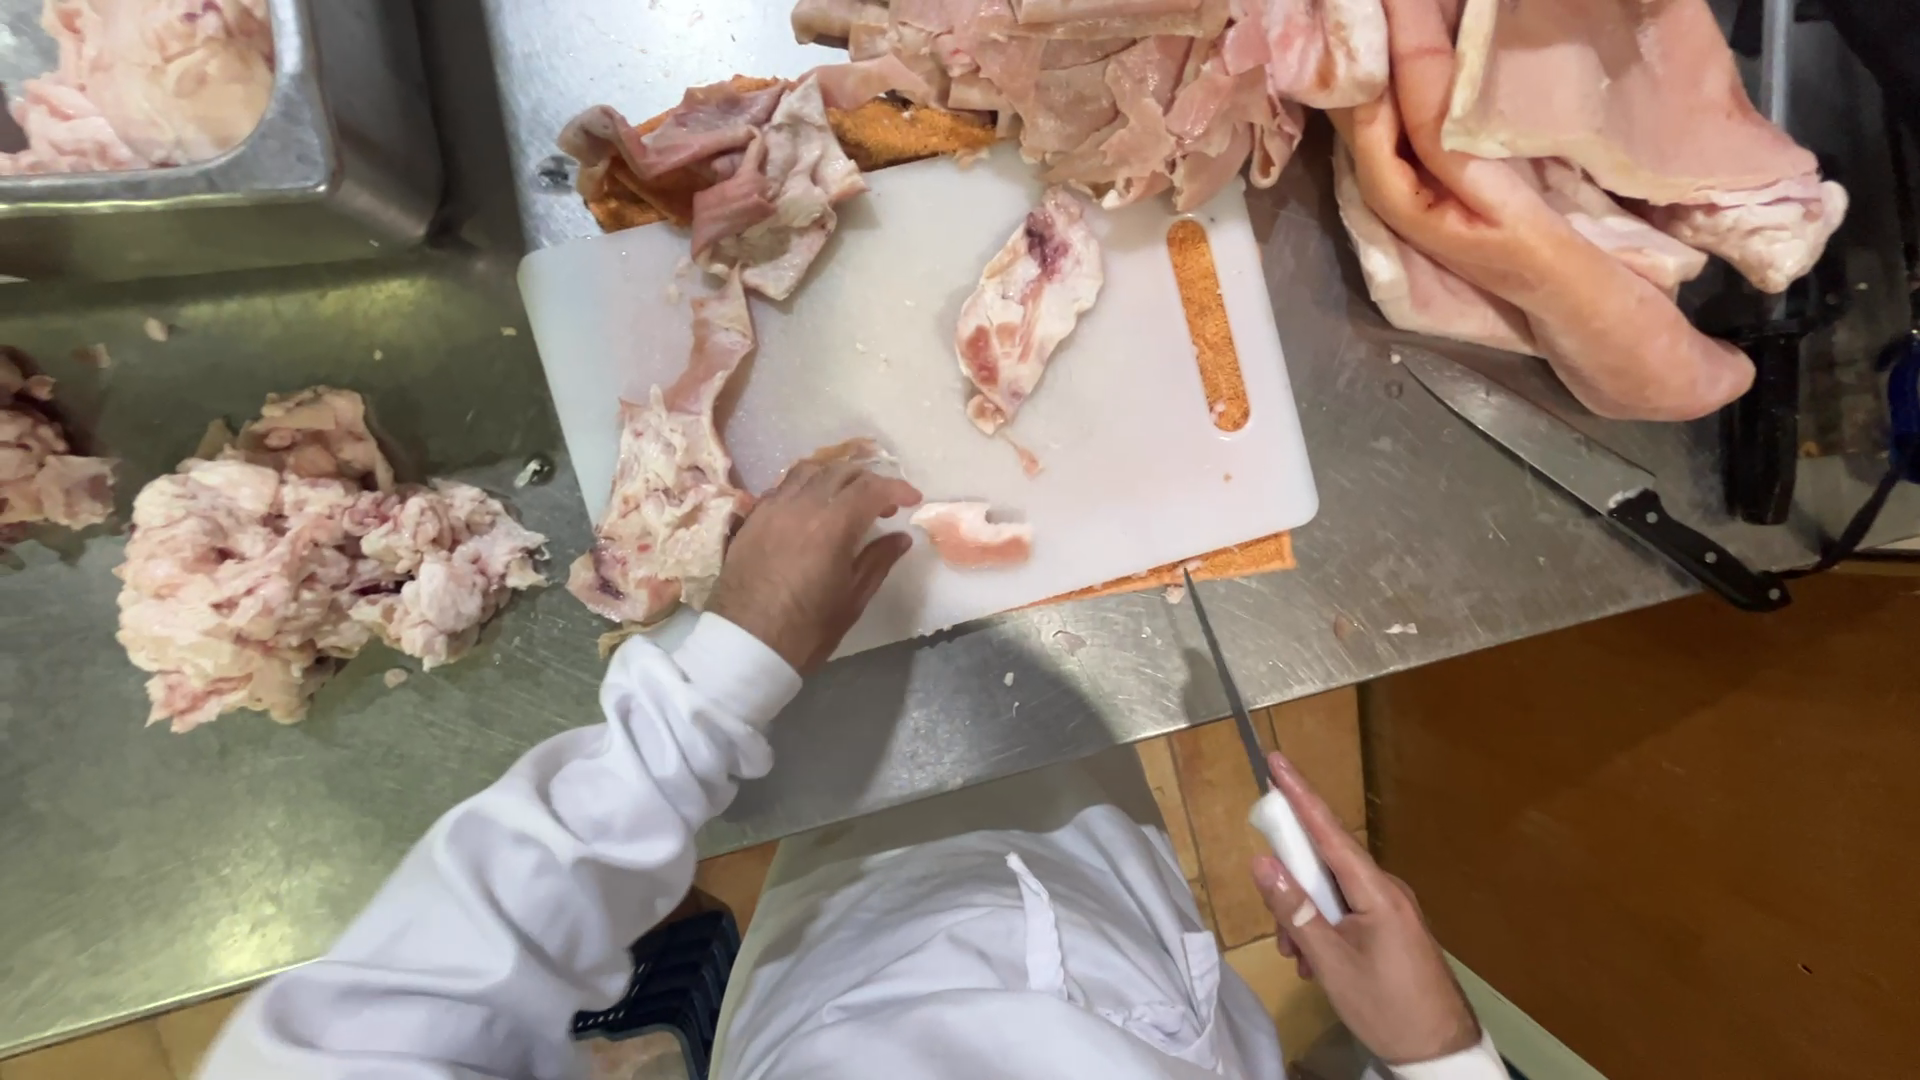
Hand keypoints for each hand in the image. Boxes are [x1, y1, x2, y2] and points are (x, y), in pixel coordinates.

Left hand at [706, 457, 920, 672]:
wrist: (745, 645)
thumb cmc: (806, 630)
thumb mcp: (853, 599)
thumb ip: (878, 560)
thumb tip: (901, 537)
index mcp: (832, 526)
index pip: (871, 488)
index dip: (897, 488)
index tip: (913, 500)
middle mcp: (800, 506)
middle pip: (841, 472)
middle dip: (870, 481)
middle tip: (885, 505)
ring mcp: (771, 508)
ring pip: (809, 471)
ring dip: (836, 477)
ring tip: (848, 498)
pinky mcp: (752, 518)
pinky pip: (783, 486)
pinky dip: (807, 486)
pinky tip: (814, 507)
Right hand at [1249, 751, 1479, 1064]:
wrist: (1443, 1059)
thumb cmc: (1386, 1008)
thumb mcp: (1330, 962)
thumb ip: (1294, 909)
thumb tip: (1261, 862)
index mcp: (1376, 892)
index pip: (1329, 831)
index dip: (1299, 794)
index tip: (1276, 761)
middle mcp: (1386, 890)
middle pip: (1324, 862)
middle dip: (1292, 883)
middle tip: (1276, 922)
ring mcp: (1391, 908)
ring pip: (1331, 889)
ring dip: (1305, 914)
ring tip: (1297, 956)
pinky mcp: (1392, 927)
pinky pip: (1346, 907)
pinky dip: (1323, 925)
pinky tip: (1314, 960)